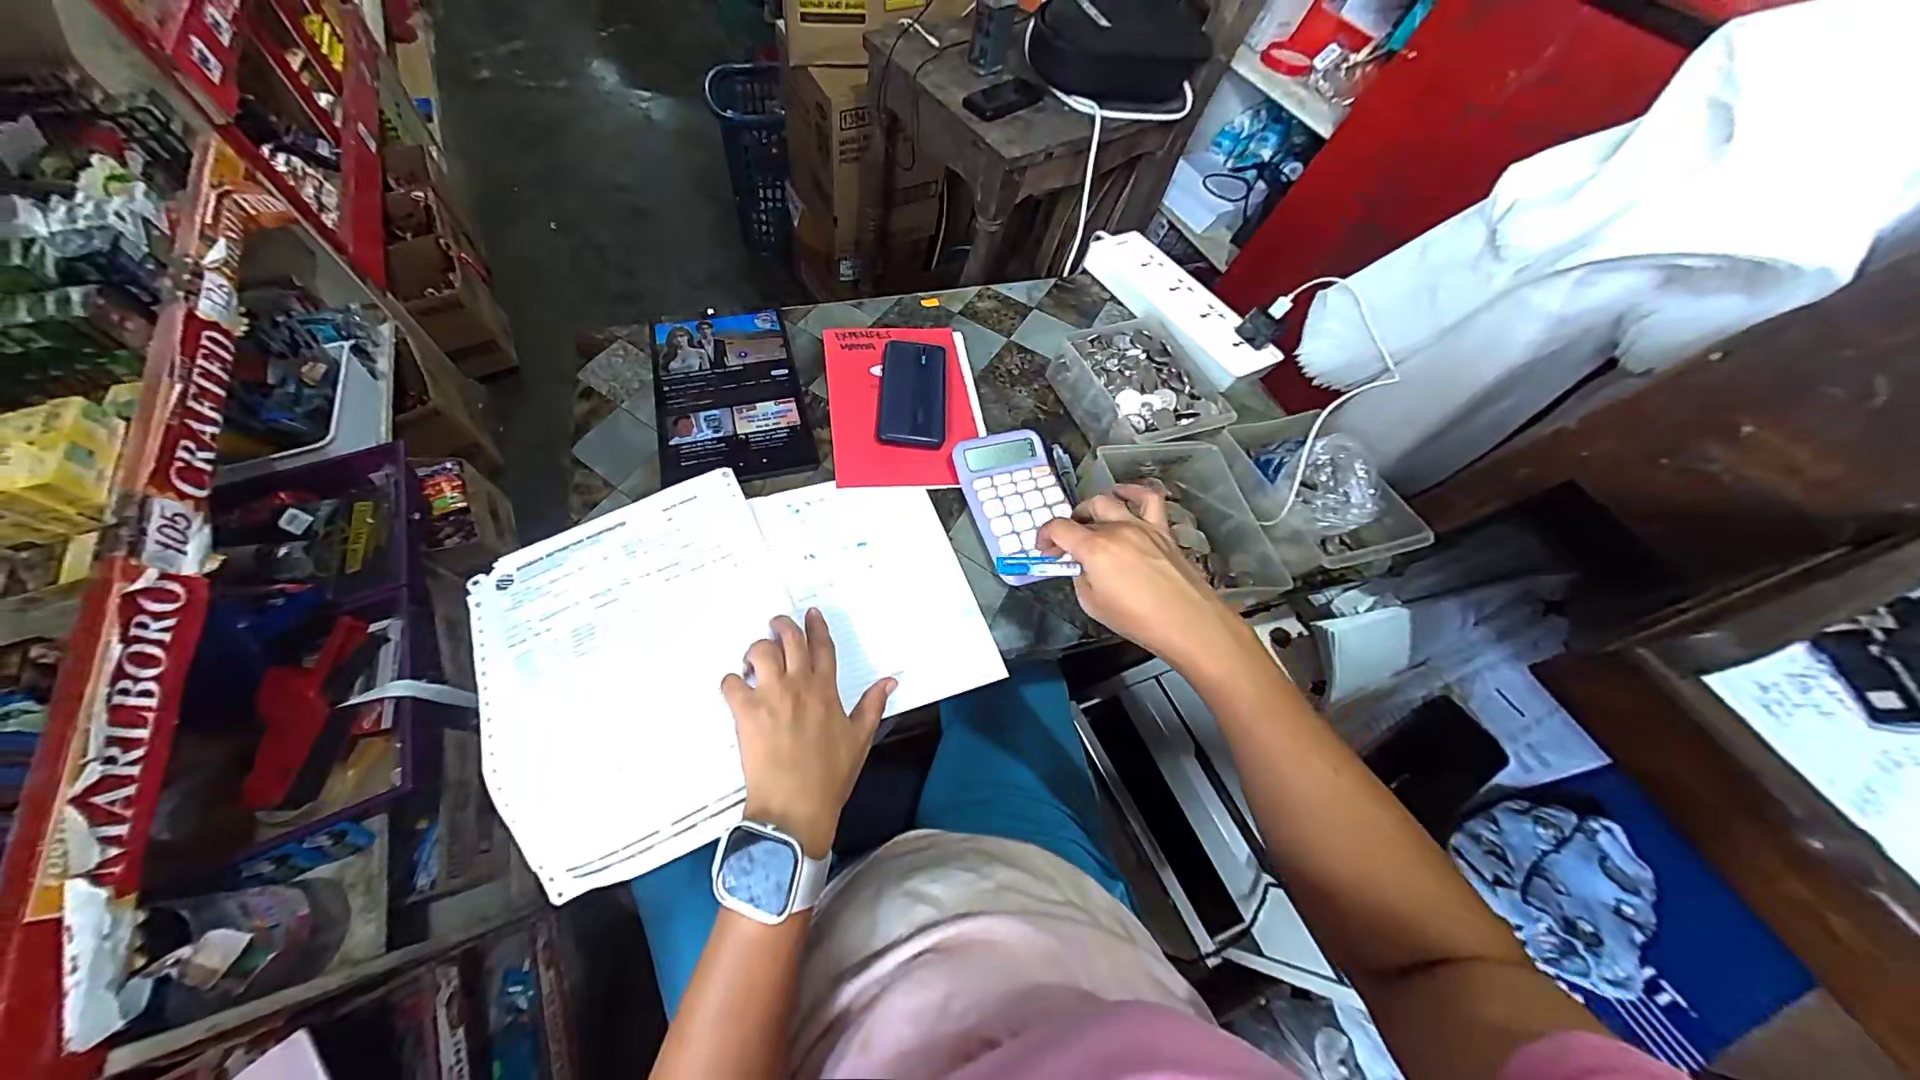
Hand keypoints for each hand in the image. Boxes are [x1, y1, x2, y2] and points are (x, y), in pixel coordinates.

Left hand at [721, 610, 893, 858]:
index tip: (811, 615)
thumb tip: (889, 681)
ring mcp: (770, 697)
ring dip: (756, 649)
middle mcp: (798, 686)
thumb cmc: (829, 776)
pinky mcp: (745, 712)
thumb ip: (873, 705)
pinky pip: (732, 681)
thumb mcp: (860, 739)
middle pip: (789, 639)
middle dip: (782, 625)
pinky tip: (737, 688)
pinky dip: (732, 680)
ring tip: (755, 659)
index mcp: (826, 690)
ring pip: (760, 651)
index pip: (822, 647)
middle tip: (777, 624)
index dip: (816, 626)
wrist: (795, 806)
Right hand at [1037, 483, 1249, 672]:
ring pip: (1110, 502)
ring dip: (1092, 509)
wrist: (1186, 622)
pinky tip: (1123, 494)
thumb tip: (1082, 568)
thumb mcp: (1093, 605)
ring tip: (1088, 520)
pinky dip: (1132, 492)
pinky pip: (1148, 499)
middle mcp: (1117, 530)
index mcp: (1095, 549)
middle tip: (1066, 544)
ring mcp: (1142, 526)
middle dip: (1068, 525)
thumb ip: (1081, 579)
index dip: (1045, 536)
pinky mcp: (1162, 531)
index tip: (1045, 549)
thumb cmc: (1140, 619)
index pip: (1058, 528)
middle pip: (1083, 512)